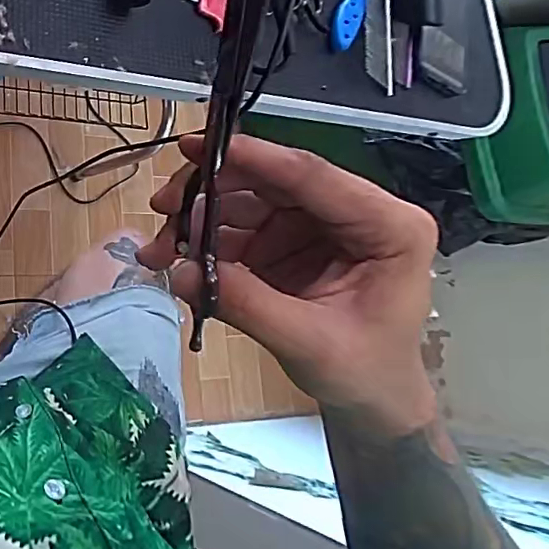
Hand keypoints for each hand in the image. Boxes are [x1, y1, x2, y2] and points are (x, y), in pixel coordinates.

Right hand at [138, 134, 439, 435]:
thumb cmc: (366, 373)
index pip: (313, 177)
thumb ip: (247, 303)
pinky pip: (242, 227)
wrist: (373, 401)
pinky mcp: (292, 240)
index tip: (200, 147)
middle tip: (163, 204)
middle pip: (273, 180)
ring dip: (201, 217)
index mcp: (388, 225)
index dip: (254, 158)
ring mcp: (319, 224)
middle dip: (213, 189)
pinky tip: (178, 258)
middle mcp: (354, 212)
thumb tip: (181, 271)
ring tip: (160, 246)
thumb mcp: (309, 342)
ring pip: (250, 199)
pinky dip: (207, 240)